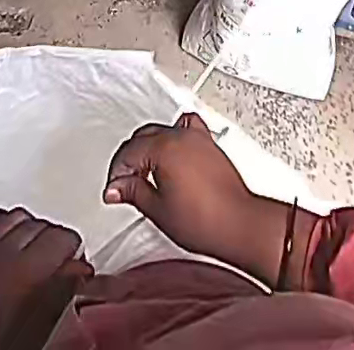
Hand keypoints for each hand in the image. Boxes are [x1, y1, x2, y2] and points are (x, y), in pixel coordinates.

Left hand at [0, 208, 91, 349]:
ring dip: (30, 229)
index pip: (62, 237)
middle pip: (42, 225)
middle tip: (60, 261)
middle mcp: (5, 252)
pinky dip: (1, 222)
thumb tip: (81, 269)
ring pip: (17, 217)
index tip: (76, 263)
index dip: (74, 250)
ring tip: (37, 248)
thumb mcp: (40, 325)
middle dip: (55, 240)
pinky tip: (8, 234)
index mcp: (25, 269)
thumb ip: (63, 290)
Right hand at [103, 113, 288, 283]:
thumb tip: (116, 187)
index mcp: (163, 148)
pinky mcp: (208, 144)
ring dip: (148, 147)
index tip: (114, 190)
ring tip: (145, 172)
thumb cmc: (206, 221)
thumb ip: (133, 192)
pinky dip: (174, 135)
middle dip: (129, 159)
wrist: (239, 225)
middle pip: (142, 137)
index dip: (117, 173)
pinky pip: (186, 128)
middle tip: (124, 184)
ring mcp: (196, 137)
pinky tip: (172, 150)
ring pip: (162, 131)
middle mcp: (180, 135)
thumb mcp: (158, 210)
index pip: (128, 152)